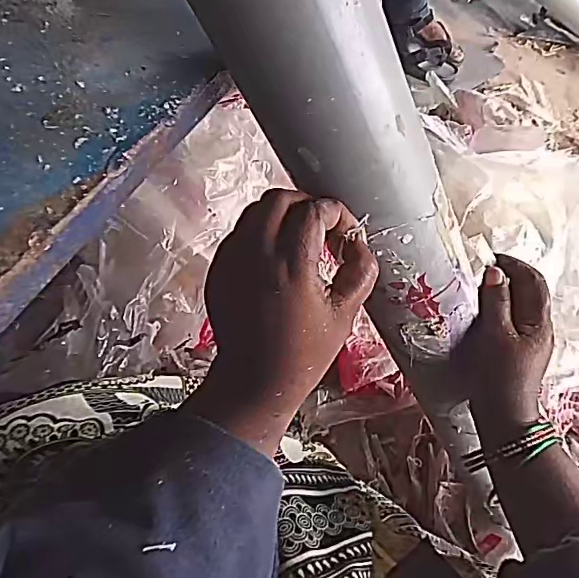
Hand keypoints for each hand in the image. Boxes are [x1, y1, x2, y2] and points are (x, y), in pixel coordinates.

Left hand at [199, 190, 376, 438]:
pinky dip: (259, 234)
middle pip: (279, 198)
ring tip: (300, 240)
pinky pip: (239, 234)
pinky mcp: (218, 268)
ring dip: (281, 215)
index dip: (337, 213)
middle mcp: (256, 254)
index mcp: (291, 264)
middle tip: (323, 227)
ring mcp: (232, 259)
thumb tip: (358, 245)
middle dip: (307, 204)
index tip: (346, 231)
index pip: (313, 210)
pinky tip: (275, 259)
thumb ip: (360, 271)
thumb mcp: (344, 314)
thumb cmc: (300, 354)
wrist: (253, 379)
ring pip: (255, 211)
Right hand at [457, 255, 553, 434]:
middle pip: (530, 292)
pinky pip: (511, 320)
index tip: (490, 257)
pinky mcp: (516, 352)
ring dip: (503, 291)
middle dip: (510, 275)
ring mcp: (529, 342)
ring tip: (478, 285)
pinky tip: (481, 312)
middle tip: (482, 267)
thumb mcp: (495, 336)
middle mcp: (539, 330)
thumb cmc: (500, 376)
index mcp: (539, 323)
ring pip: (520, 306)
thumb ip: (496, 303)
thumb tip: (495, 272)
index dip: (515, 265)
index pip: (533, 282)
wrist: (503, 417)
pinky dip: (498, 308)